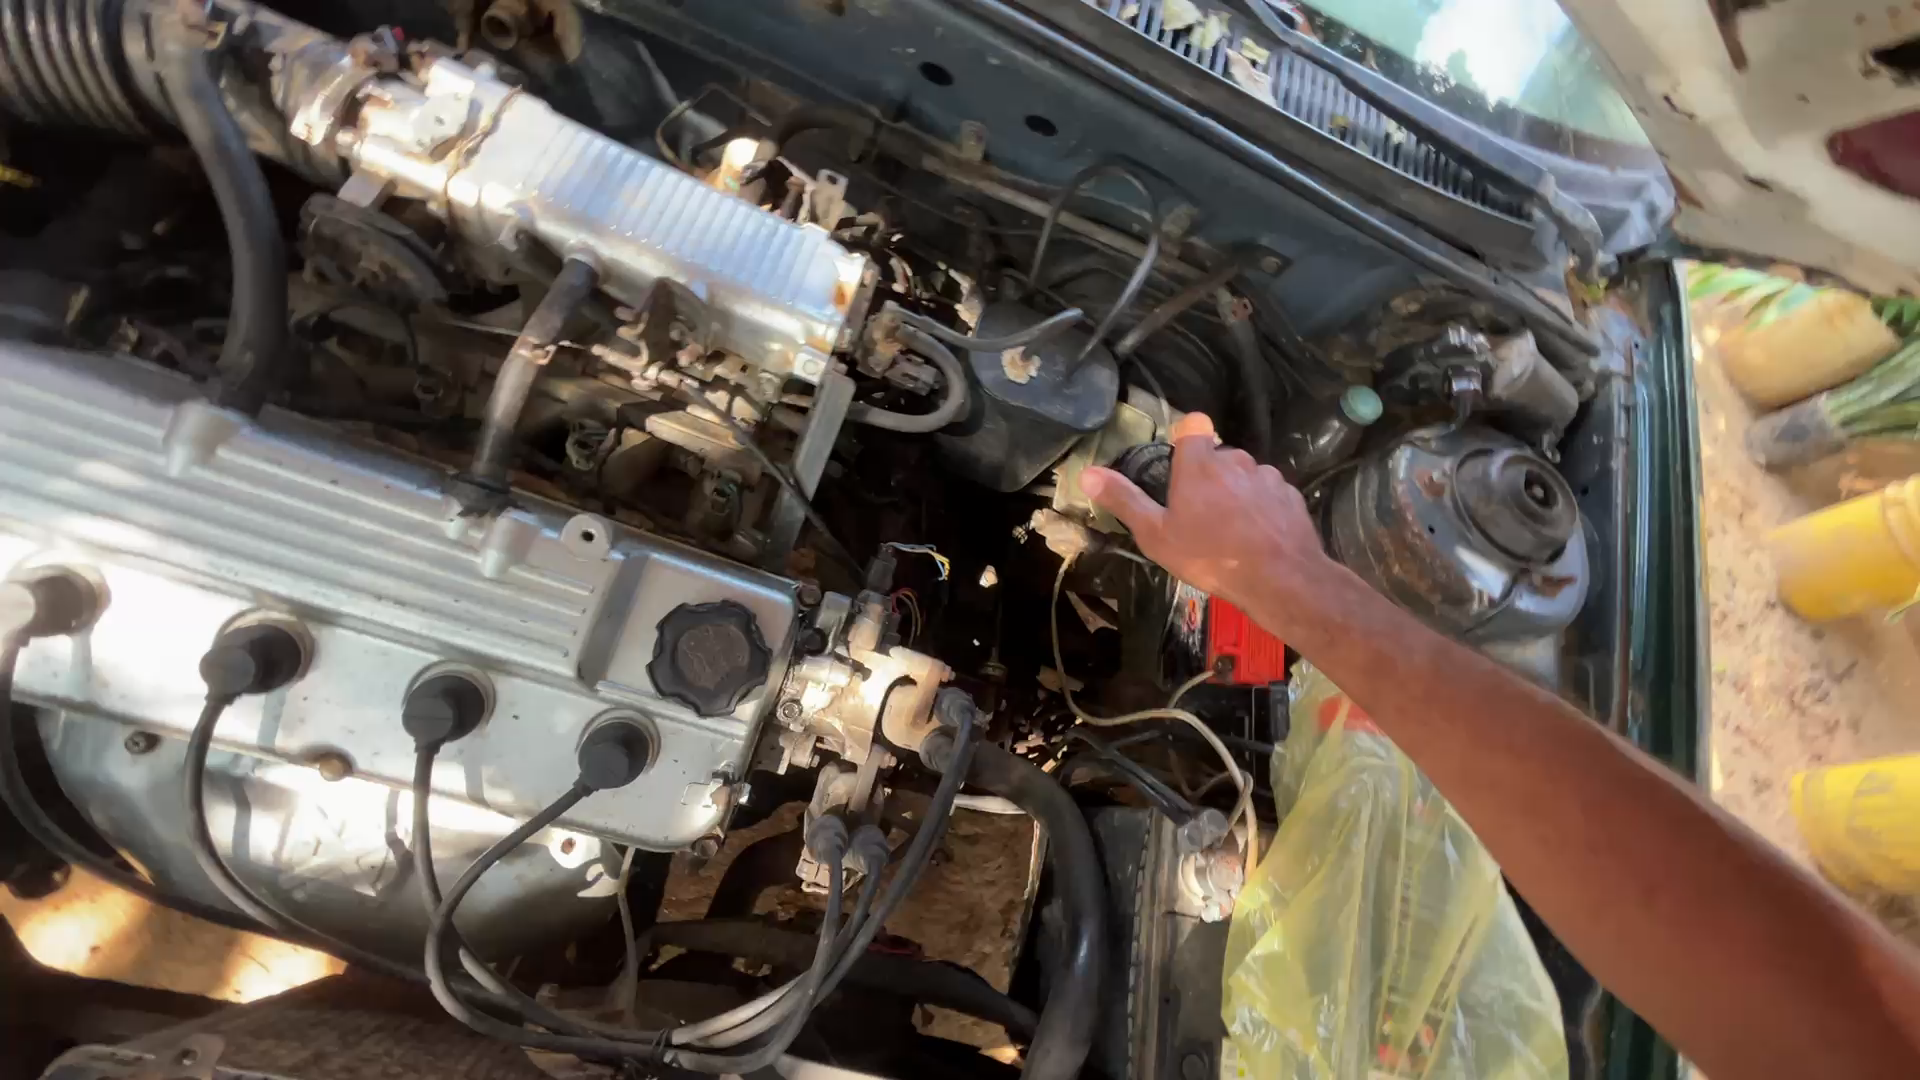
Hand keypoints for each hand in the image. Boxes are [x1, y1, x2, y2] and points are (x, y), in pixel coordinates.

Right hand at [1080, 413, 1330, 620]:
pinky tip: (1256, 537)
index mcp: (1199, 464)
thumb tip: (1087, 473)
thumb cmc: (1209, 555)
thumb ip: (1124, 499)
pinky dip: (1260, 508)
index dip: (1186, 439)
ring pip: (1244, 476)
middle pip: (1217, 456)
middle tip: (1198, 515)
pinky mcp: (1290, 495)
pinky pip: (1268, 494)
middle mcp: (1235, 459)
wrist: (1279, 579)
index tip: (1179, 466)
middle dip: (1208, 477)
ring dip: (1235, 493)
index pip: (1194, 424)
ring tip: (1230, 531)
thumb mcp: (1155, 534)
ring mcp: (1267, 476)